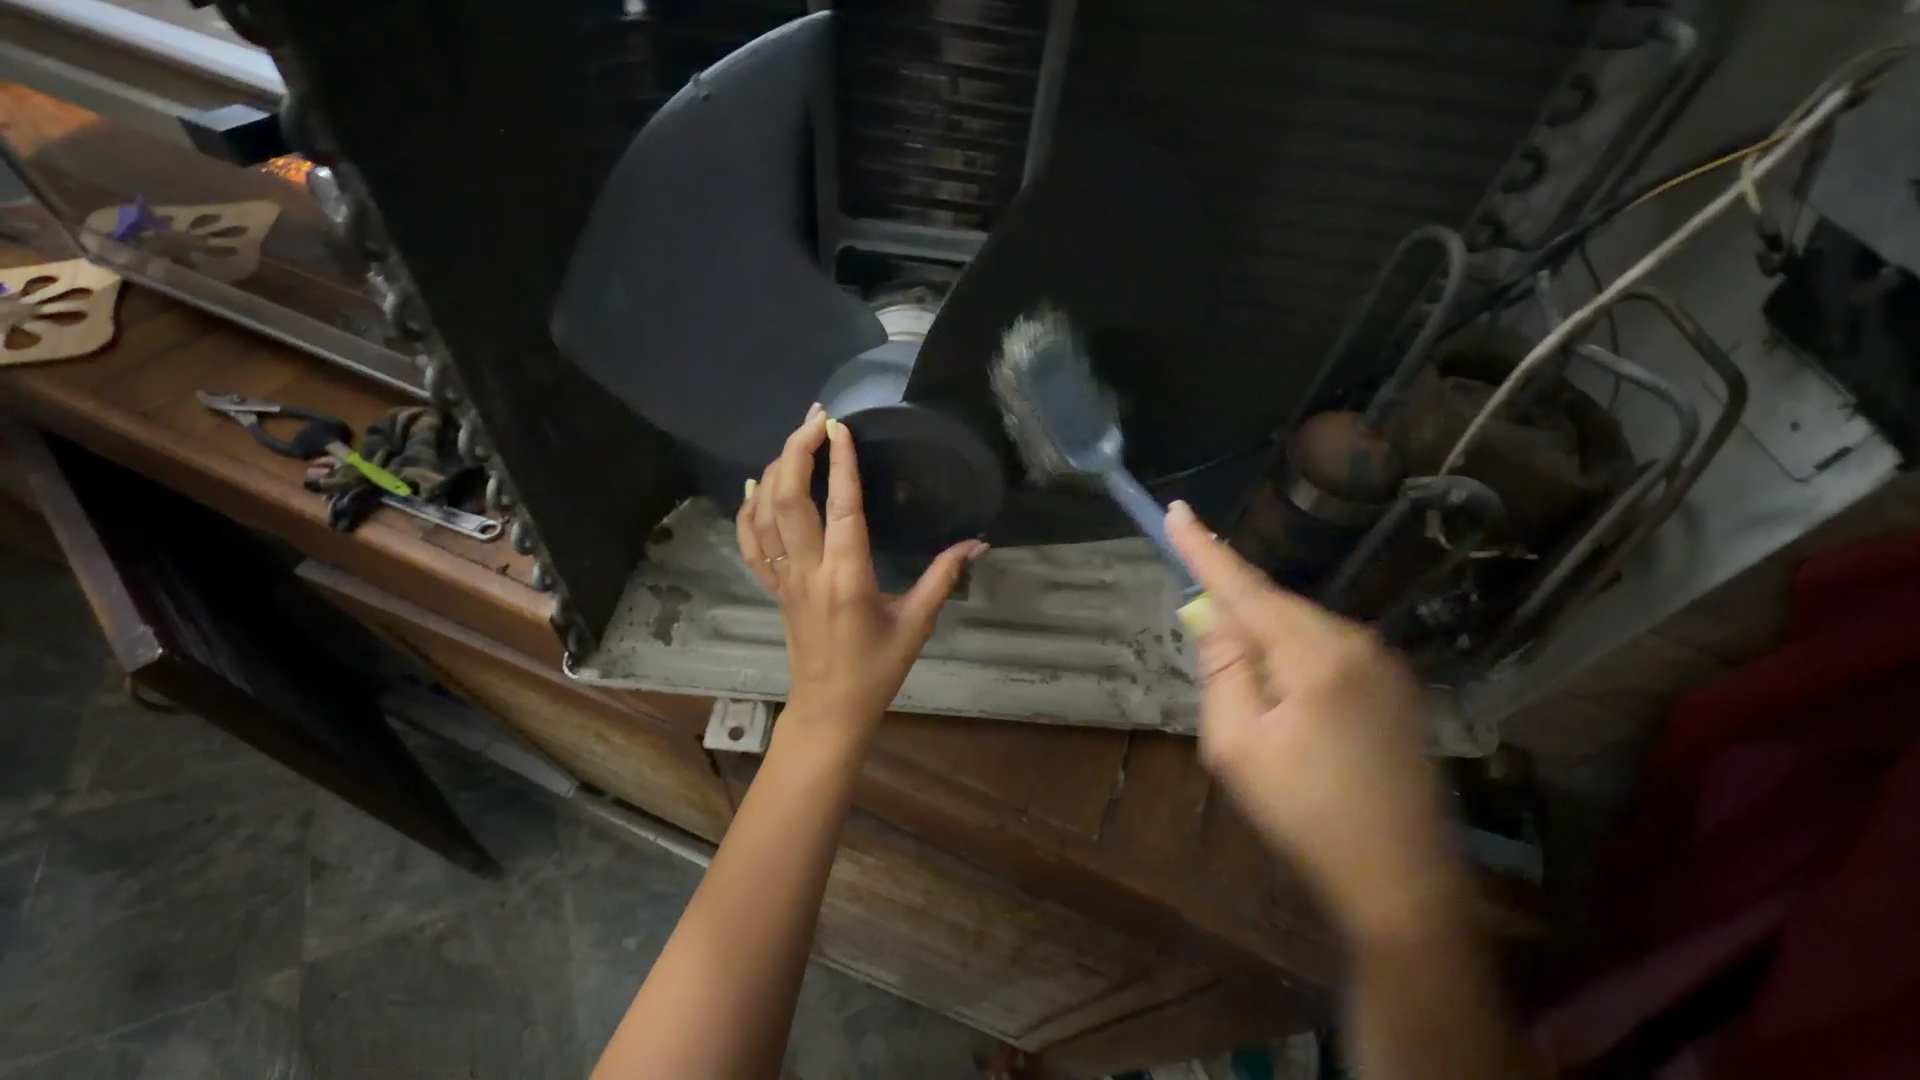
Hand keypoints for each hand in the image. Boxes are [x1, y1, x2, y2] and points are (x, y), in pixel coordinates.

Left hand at [738, 406, 988, 746]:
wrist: (829, 708)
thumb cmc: (877, 668)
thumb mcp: (917, 623)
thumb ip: (943, 577)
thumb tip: (978, 542)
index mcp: (847, 577)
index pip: (842, 507)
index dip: (840, 464)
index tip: (840, 426)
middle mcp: (809, 570)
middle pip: (789, 498)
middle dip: (797, 450)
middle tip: (817, 417)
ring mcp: (784, 578)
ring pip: (764, 513)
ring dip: (775, 469)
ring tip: (797, 438)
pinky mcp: (773, 587)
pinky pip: (750, 542)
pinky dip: (747, 509)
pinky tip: (755, 484)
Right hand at [1166, 501, 1461, 939]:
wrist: (1399, 875)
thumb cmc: (1304, 812)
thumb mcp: (1236, 746)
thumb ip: (1221, 671)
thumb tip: (1216, 617)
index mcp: (1314, 654)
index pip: (1245, 587)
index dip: (1205, 549)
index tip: (1178, 510)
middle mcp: (1356, 643)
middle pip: (1276, 607)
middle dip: (1236, 617)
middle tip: (1208, 656)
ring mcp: (1384, 664)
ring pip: (1303, 631)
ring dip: (1267, 648)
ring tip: (1259, 712)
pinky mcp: (1397, 688)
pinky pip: (1329, 653)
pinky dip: (1296, 663)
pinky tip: (1294, 712)